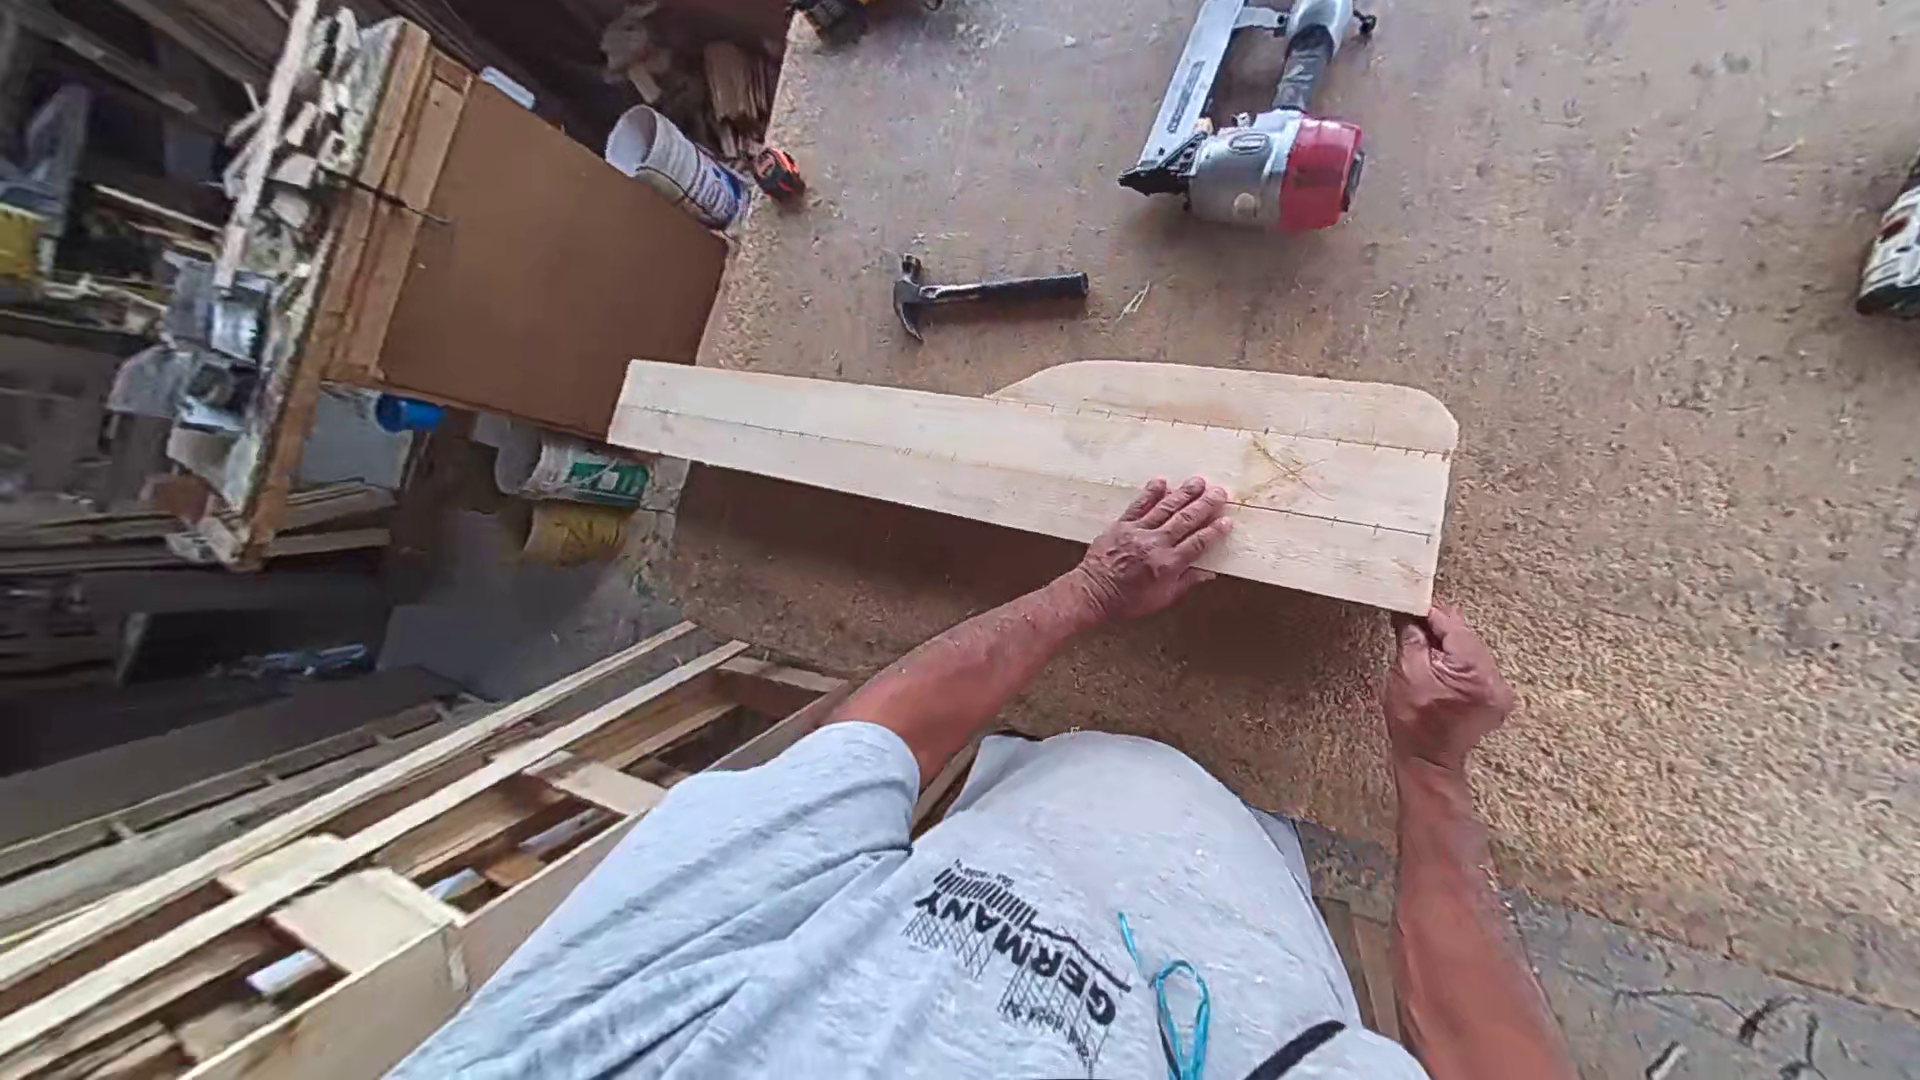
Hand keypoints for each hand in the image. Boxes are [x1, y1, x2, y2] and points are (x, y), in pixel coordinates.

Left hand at [1059, 476, 1233, 621]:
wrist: (1093, 593)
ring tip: (1198, 481)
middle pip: (1186, 520)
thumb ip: (1186, 583)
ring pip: (1165, 508)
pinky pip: (1138, 505)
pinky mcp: (1121, 525)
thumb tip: (1209, 572)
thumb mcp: (1162, 599)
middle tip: (1220, 492)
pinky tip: (1162, 481)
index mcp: (1168, 564)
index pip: (1198, 543)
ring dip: (1184, 493)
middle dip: (1205, 504)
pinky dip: (1150, 493)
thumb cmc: (1128, 601)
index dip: (1214, 531)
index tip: (1227, 520)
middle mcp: (1155, 544)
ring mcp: (1137, 532)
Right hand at [1384, 604, 1515, 773]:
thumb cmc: (1413, 720)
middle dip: (1438, 627)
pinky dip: (1455, 658)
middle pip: (1467, 638)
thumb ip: (1412, 639)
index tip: (1412, 604)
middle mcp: (1495, 681)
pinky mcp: (1494, 698)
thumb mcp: (1405, 672)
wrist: (1427, 757)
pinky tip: (1435, 658)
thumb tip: (1409, 616)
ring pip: (1472, 651)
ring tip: (1419, 638)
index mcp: (1475, 673)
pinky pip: (1476, 667)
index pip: (1455, 628)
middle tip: (1411, 617)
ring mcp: (1499, 691)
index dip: (1431, 614)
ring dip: (1446, 642)